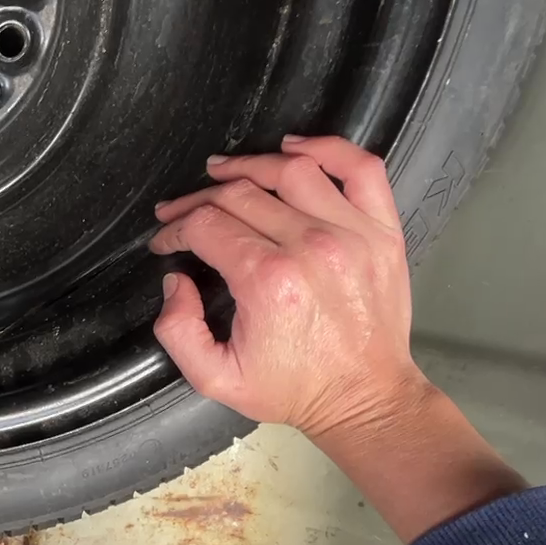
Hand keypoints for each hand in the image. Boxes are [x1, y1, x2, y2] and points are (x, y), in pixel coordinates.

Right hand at [150, 135, 425, 436]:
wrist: (365, 397)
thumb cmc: (292, 388)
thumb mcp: (213, 377)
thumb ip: (177, 330)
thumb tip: (174, 281)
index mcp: (268, 282)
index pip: (206, 226)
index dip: (174, 229)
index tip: (164, 242)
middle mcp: (311, 246)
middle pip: (240, 195)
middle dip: (196, 199)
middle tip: (176, 211)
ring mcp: (352, 233)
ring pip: (290, 171)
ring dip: (247, 166)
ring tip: (220, 171)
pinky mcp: (381, 231)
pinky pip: (358, 169)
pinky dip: (326, 147)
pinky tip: (293, 147)